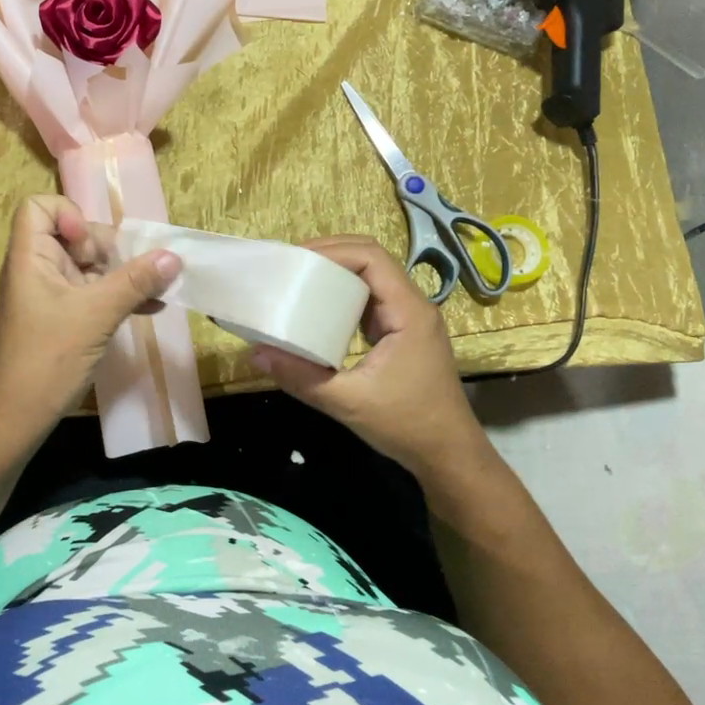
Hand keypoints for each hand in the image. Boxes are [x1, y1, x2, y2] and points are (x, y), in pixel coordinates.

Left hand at [0, 196, 181, 430]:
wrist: (19, 415)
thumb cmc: (49, 357)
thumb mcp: (96, 315)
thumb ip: (135, 282)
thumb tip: (174, 256)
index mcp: (29, 258)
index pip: (38, 207)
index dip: (67, 213)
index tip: (88, 245)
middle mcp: (35, 269)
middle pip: (72, 234)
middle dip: (106, 248)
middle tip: (129, 272)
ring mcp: (48, 294)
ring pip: (87, 265)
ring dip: (120, 273)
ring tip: (151, 289)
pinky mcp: (61, 317)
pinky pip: (91, 292)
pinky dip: (116, 295)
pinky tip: (151, 307)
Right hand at [249, 235, 485, 468]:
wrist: (447, 454)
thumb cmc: (406, 424)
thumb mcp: (348, 402)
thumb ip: (301, 378)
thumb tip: (257, 354)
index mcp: (408, 312)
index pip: (372, 258)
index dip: (333, 250)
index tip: (296, 260)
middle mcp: (413, 306)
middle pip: (372, 259)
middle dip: (331, 254)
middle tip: (291, 265)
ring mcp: (409, 319)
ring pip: (372, 277)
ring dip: (337, 271)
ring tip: (298, 280)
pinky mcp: (402, 334)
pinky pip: (371, 299)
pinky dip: (344, 294)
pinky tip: (319, 309)